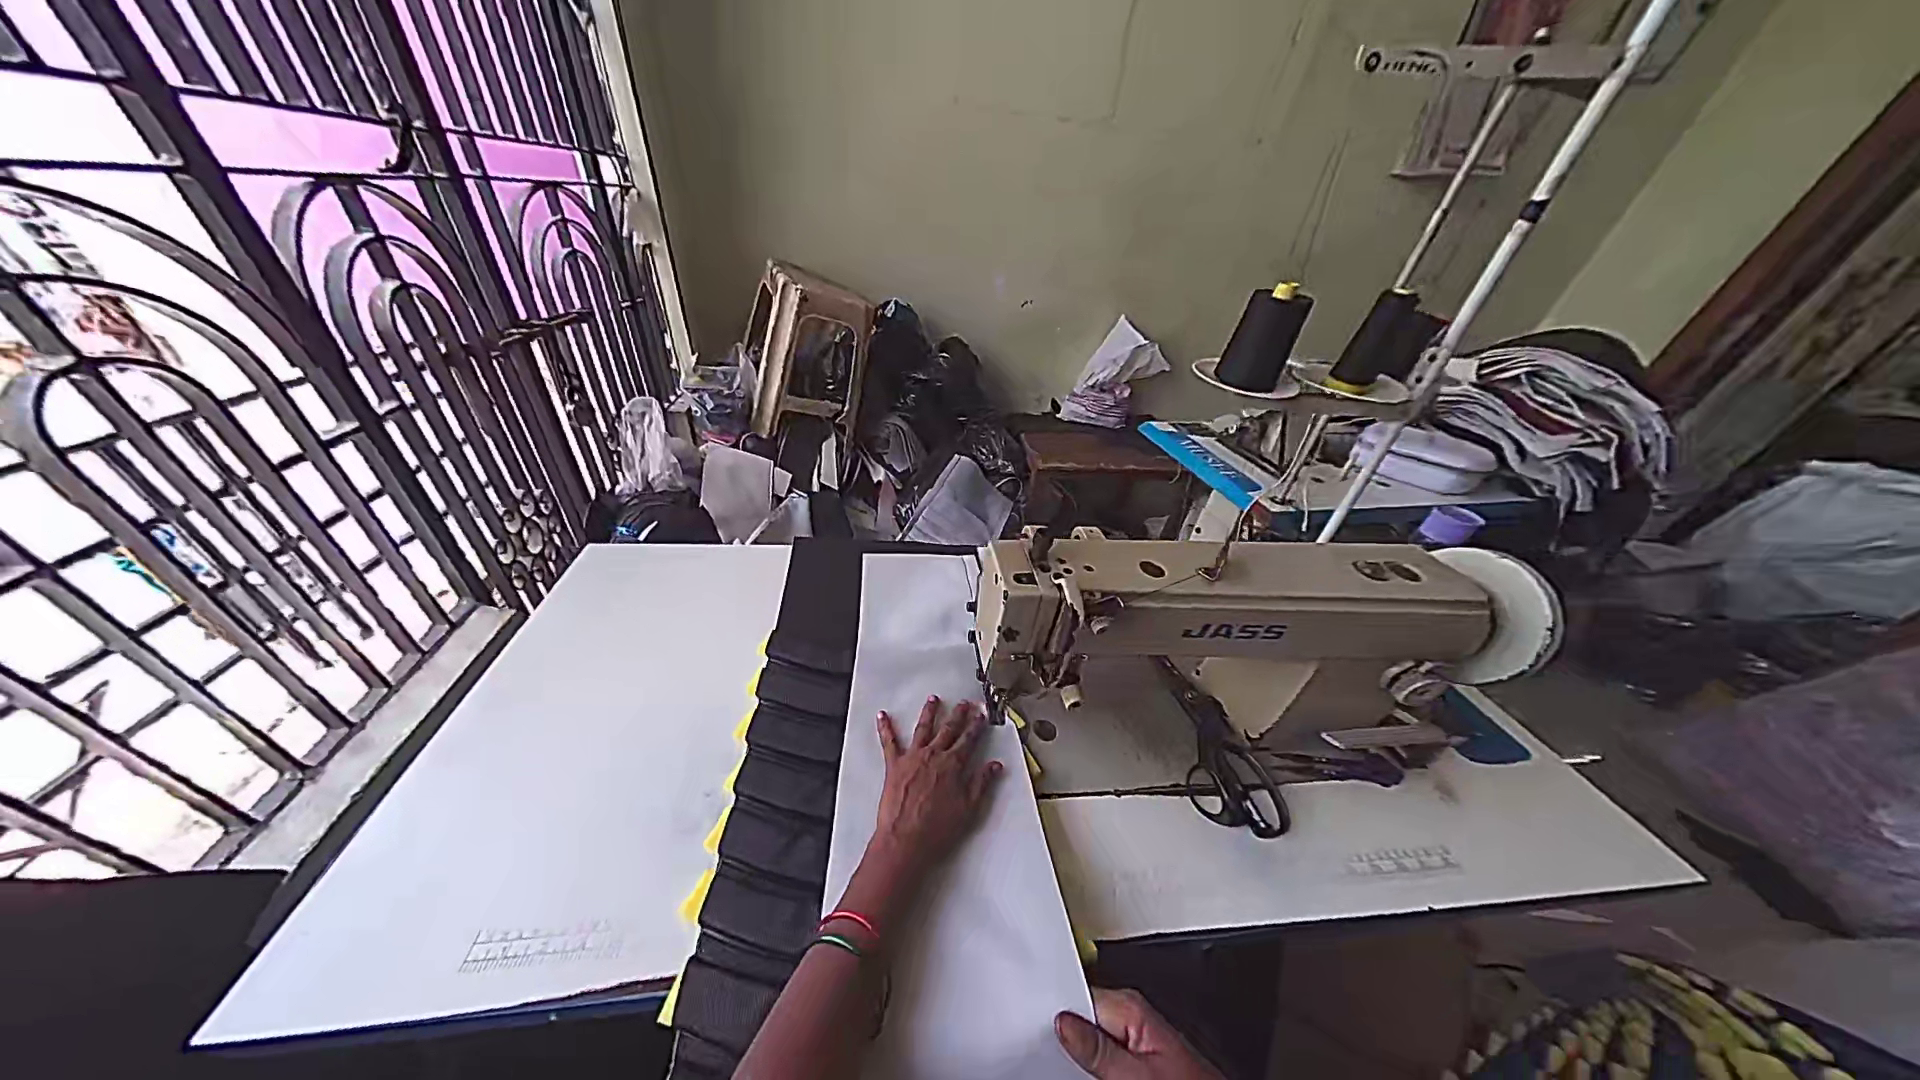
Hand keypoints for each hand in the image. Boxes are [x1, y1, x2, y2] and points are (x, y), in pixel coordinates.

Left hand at [869, 696, 1002, 878]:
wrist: (906, 840)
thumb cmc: (937, 829)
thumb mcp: (969, 808)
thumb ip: (982, 783)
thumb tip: (994, 766)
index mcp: (953, 765)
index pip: (969, 740)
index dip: (976, 726)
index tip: (980, 716)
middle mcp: (934, 756)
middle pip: (949, 729)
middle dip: (958, 715)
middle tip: (964, 703)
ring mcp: (913, 758)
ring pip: (923, 728)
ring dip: (929, 712)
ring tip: (933, 699)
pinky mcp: (894, 766)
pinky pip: (889, 742)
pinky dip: (885, 728)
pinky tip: (883, 716)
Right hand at [1055, 989, 1226, 1079]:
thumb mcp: (1138, 1075)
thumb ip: (1099, 1048)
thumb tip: (1064, 1022)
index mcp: (1131, 1008)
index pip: (1079, 995)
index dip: (1057, 1009)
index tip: (1037, 1021)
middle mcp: (1133, 1017)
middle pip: (1084, 1015)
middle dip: (1067, 1031)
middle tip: (1050, 1047)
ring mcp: (1134, 1038)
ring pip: (1092, 1036)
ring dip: (1079, 1048)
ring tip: (1070, 1062)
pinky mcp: (1136, 1057)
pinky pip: (1104, 1050)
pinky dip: (1091, 1061)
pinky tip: (1086, 1070)